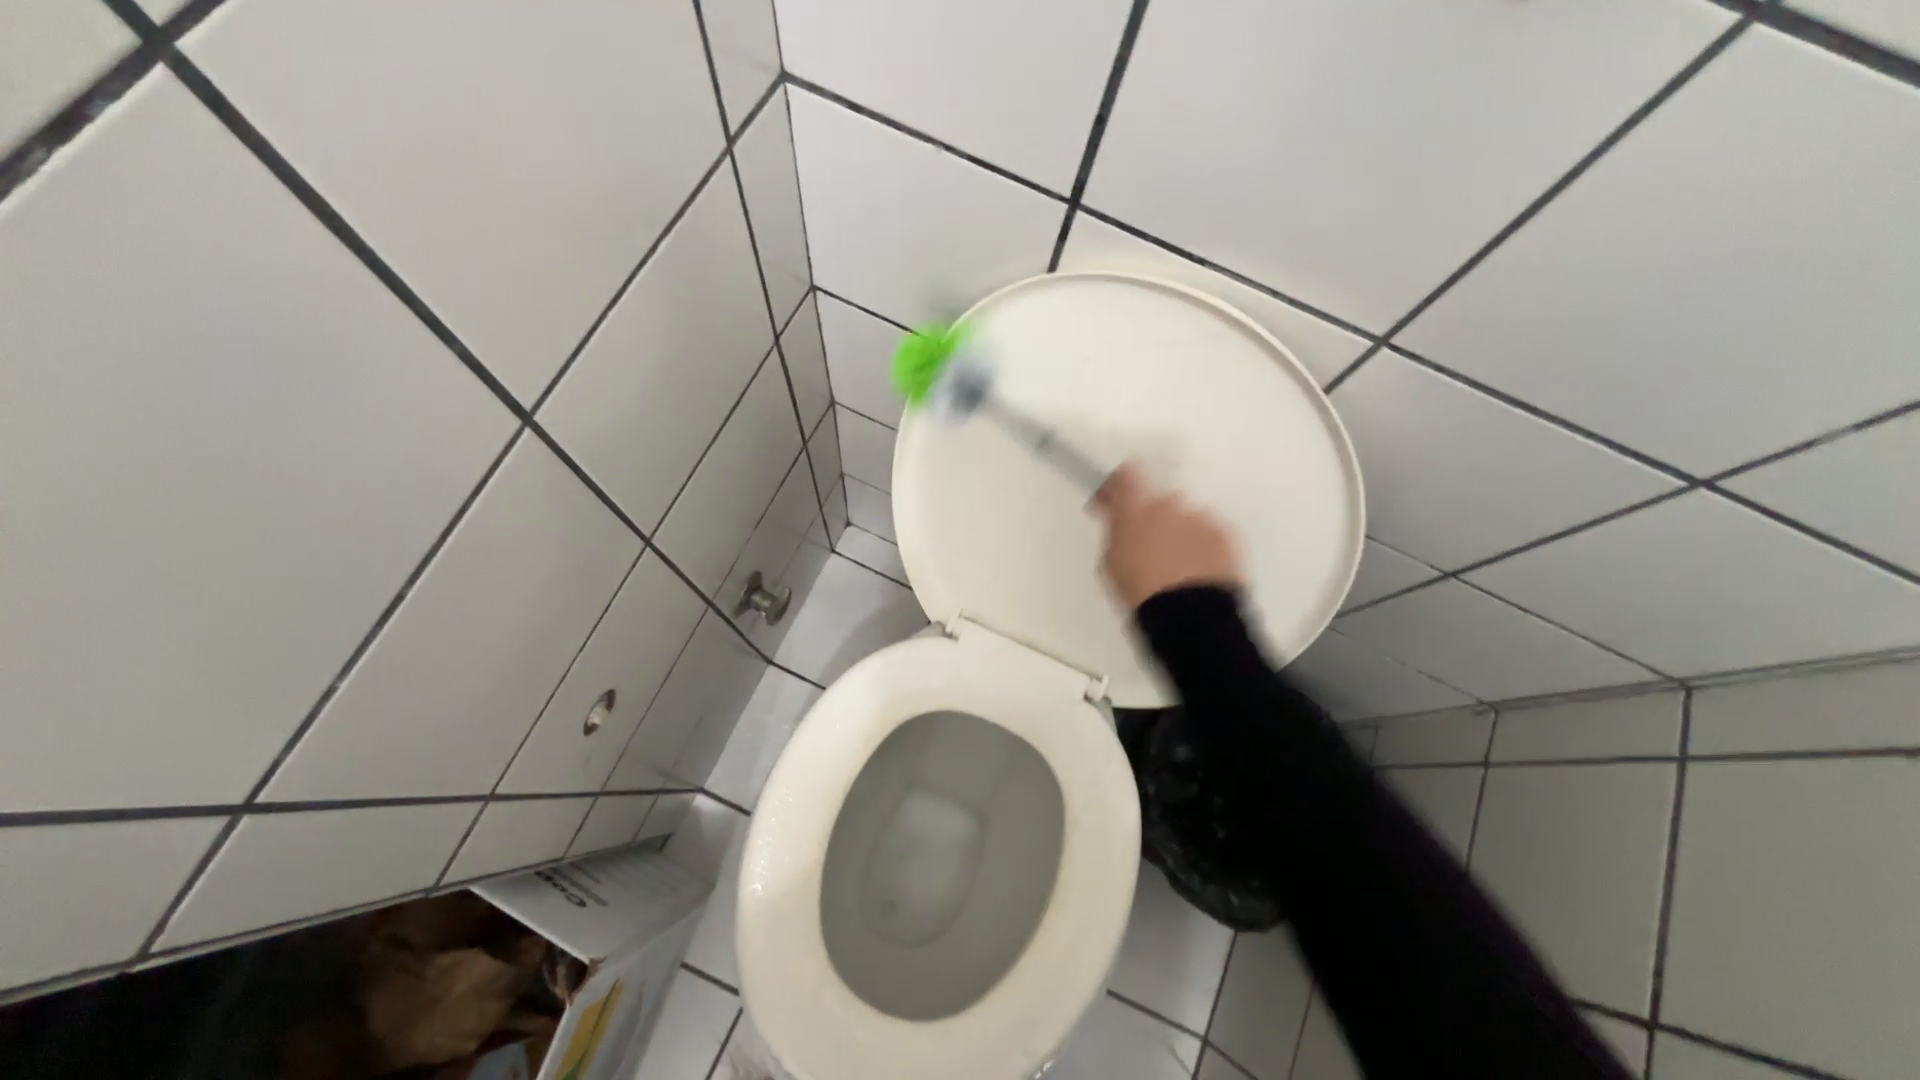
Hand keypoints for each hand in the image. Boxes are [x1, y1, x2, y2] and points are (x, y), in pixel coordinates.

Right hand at [1092, 463, 1242, 608]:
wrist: (1188, 615)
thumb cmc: (1139, 590)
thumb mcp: (1111, 562)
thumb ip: (1116, 531)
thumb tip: (1118, 518)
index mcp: (1135, 508)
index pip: (1127, 475)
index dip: (1123, 484)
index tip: (1119, 497)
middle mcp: (1170, 503)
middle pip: (1162, 501)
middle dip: (1157, 518)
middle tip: (1154, 548)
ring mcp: (1202, 517)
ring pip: (1189, 519)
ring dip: (1183, 534)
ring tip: (1182, 568)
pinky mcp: (1227, 533)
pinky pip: (1212, 534)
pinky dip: (1206, 547)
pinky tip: (1201, 572)